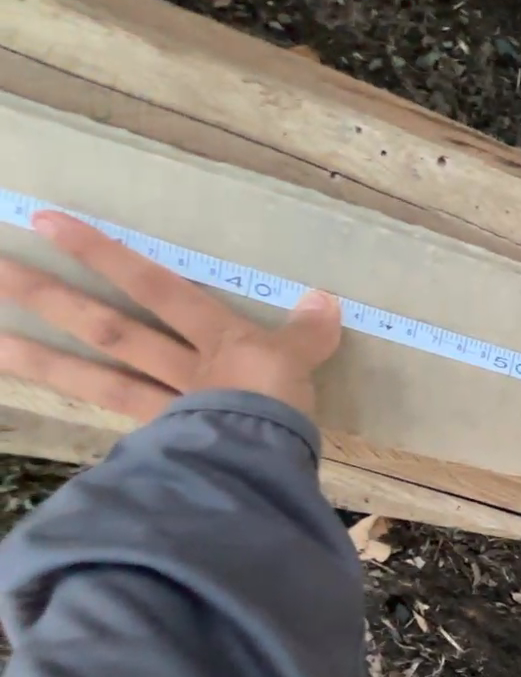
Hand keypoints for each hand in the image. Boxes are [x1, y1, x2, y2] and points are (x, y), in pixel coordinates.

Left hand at [0, 211, 341, 421]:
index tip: (49, 222)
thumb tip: (324, 299)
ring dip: (39, 357)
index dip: (108, 256)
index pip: (160, 289)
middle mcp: (184, 364)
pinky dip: (82, 405)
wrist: (263, 454)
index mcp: (222, 341)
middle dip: (50, 298)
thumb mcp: (305, 362)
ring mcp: (169, 402)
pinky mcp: (168, 437)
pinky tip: (43, 393)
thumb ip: (308, 335)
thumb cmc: (286, 401)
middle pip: (112, 327)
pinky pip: (116, 416)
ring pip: (97, 373)